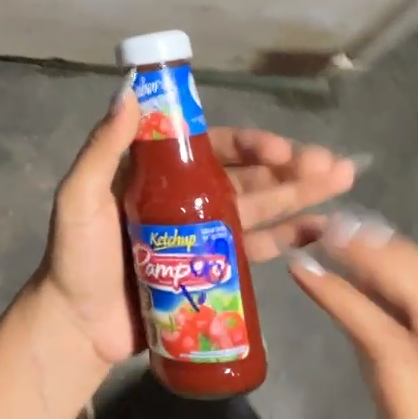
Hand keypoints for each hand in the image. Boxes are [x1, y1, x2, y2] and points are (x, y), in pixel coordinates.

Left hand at [36, 86, 357, 366]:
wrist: (77, 327)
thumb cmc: (76, 258)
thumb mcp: (80, 197)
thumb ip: (102, 148)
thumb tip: (130, 91)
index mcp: (151, 172)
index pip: (207, 147)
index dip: (246, 144)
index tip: (279, 149)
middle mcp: (180, 196)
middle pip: (242, 174)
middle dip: (288, 167)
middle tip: (331, 165)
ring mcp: (199, 234)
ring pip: (258, 205)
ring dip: (299, 194)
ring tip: (341, 182)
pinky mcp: (211, 270)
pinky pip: (255, 248)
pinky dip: (289, 237)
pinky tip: (323, 229)